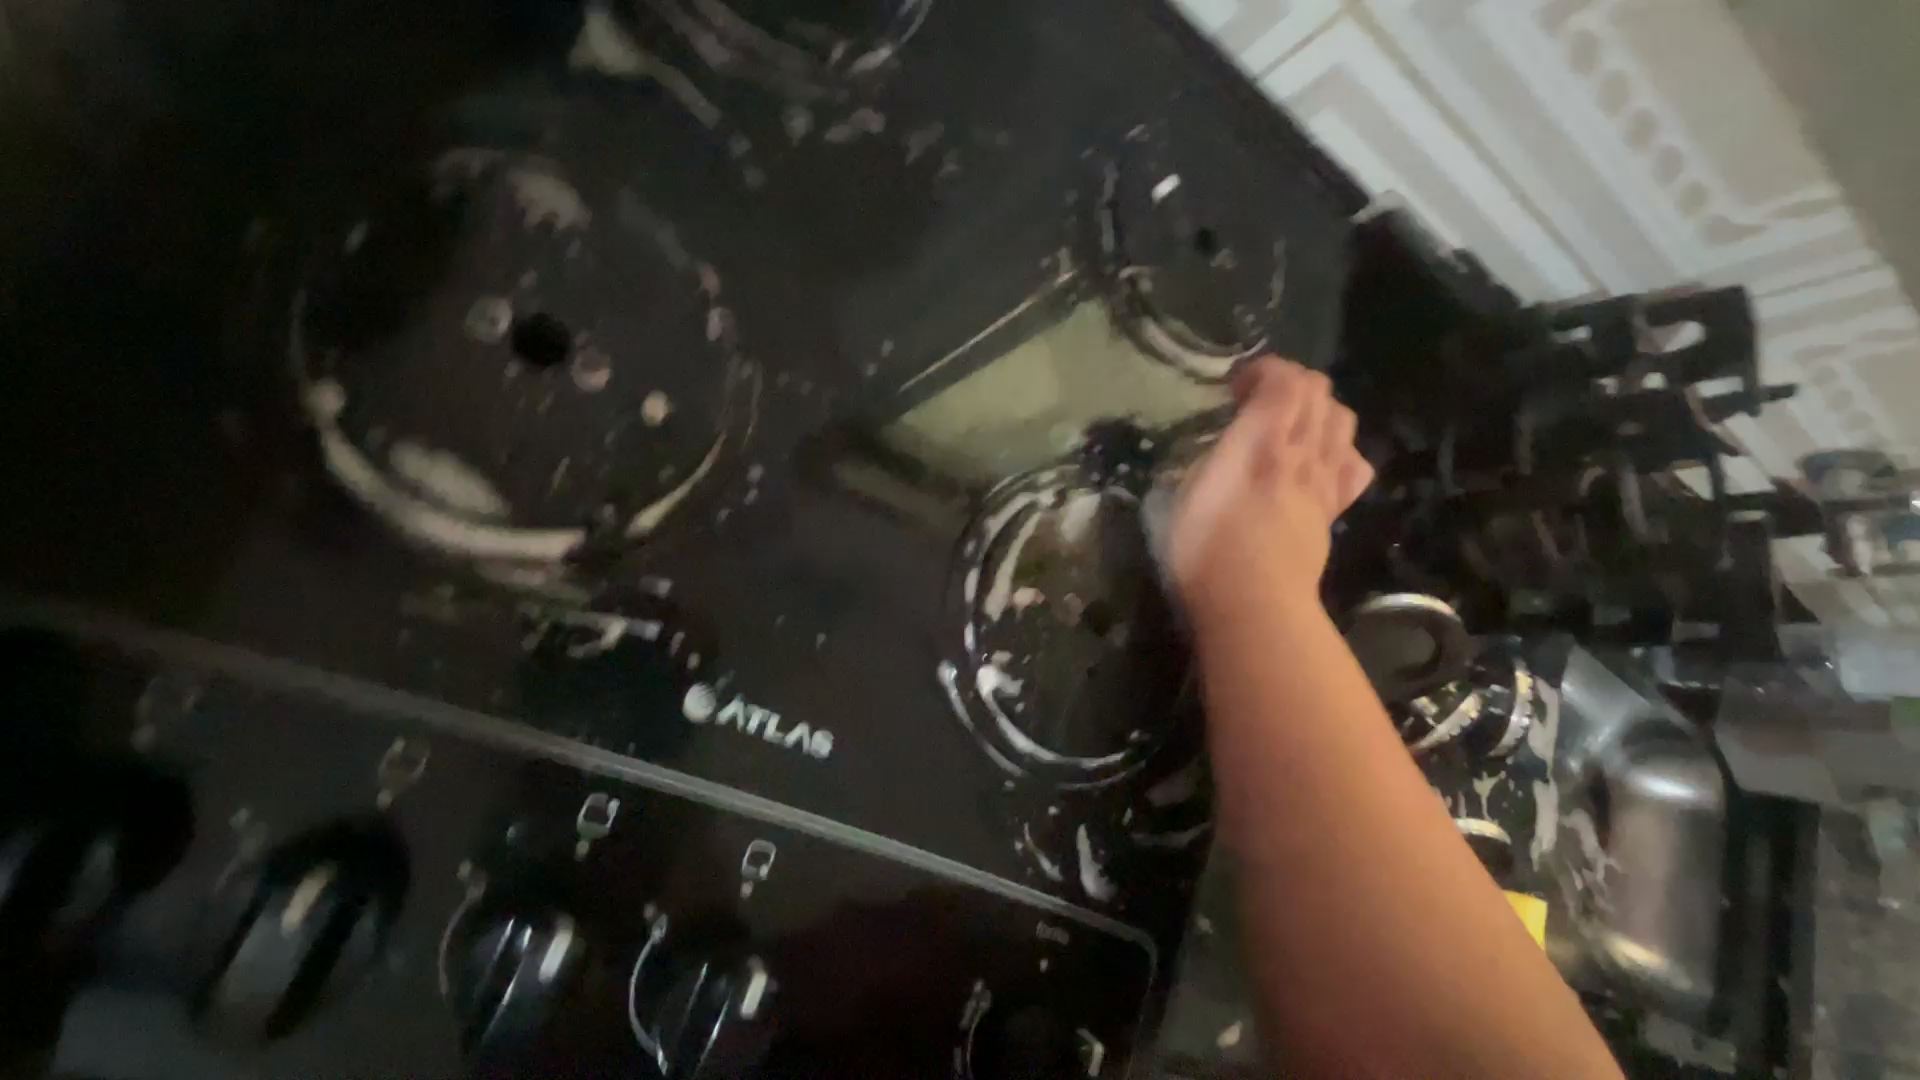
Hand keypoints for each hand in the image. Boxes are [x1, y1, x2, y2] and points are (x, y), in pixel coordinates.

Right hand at [1169, 357, 1372, 625]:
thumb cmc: (1204, 549)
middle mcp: (1302, 452)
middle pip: (1320, 391)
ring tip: (1288, 428)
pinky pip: (1352, 464)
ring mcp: (1323, 481)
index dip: (1262, 369)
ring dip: (1318, 411)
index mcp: (1263, 441)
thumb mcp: (1183, 494)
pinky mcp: (1332, 510)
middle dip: (1290, 383)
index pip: (1285, 379)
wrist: (1252, 604)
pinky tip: (1315, 465)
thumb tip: (1217, 452)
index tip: (1233, 386)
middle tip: (1257, 401)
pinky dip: (1338, 452)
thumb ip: (1206, 459)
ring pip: (1343, 421)